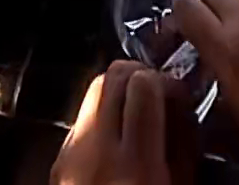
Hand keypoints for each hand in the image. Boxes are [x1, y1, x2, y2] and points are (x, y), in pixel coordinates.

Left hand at [52, 61, 175, 184]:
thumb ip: (181, 145)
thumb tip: (181, 104)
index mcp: (133, 165)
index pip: (143, 82)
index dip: (164, 80)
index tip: (177, 95)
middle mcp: (95, 154)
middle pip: (114, 73)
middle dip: (140, 75)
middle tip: (158, 96)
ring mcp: (68, 156)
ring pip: (96, 90)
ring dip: (121, 93)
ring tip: (138, 116)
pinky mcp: (57, 162)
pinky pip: (83, 119)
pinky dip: (103, 118)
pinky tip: (117, 141)